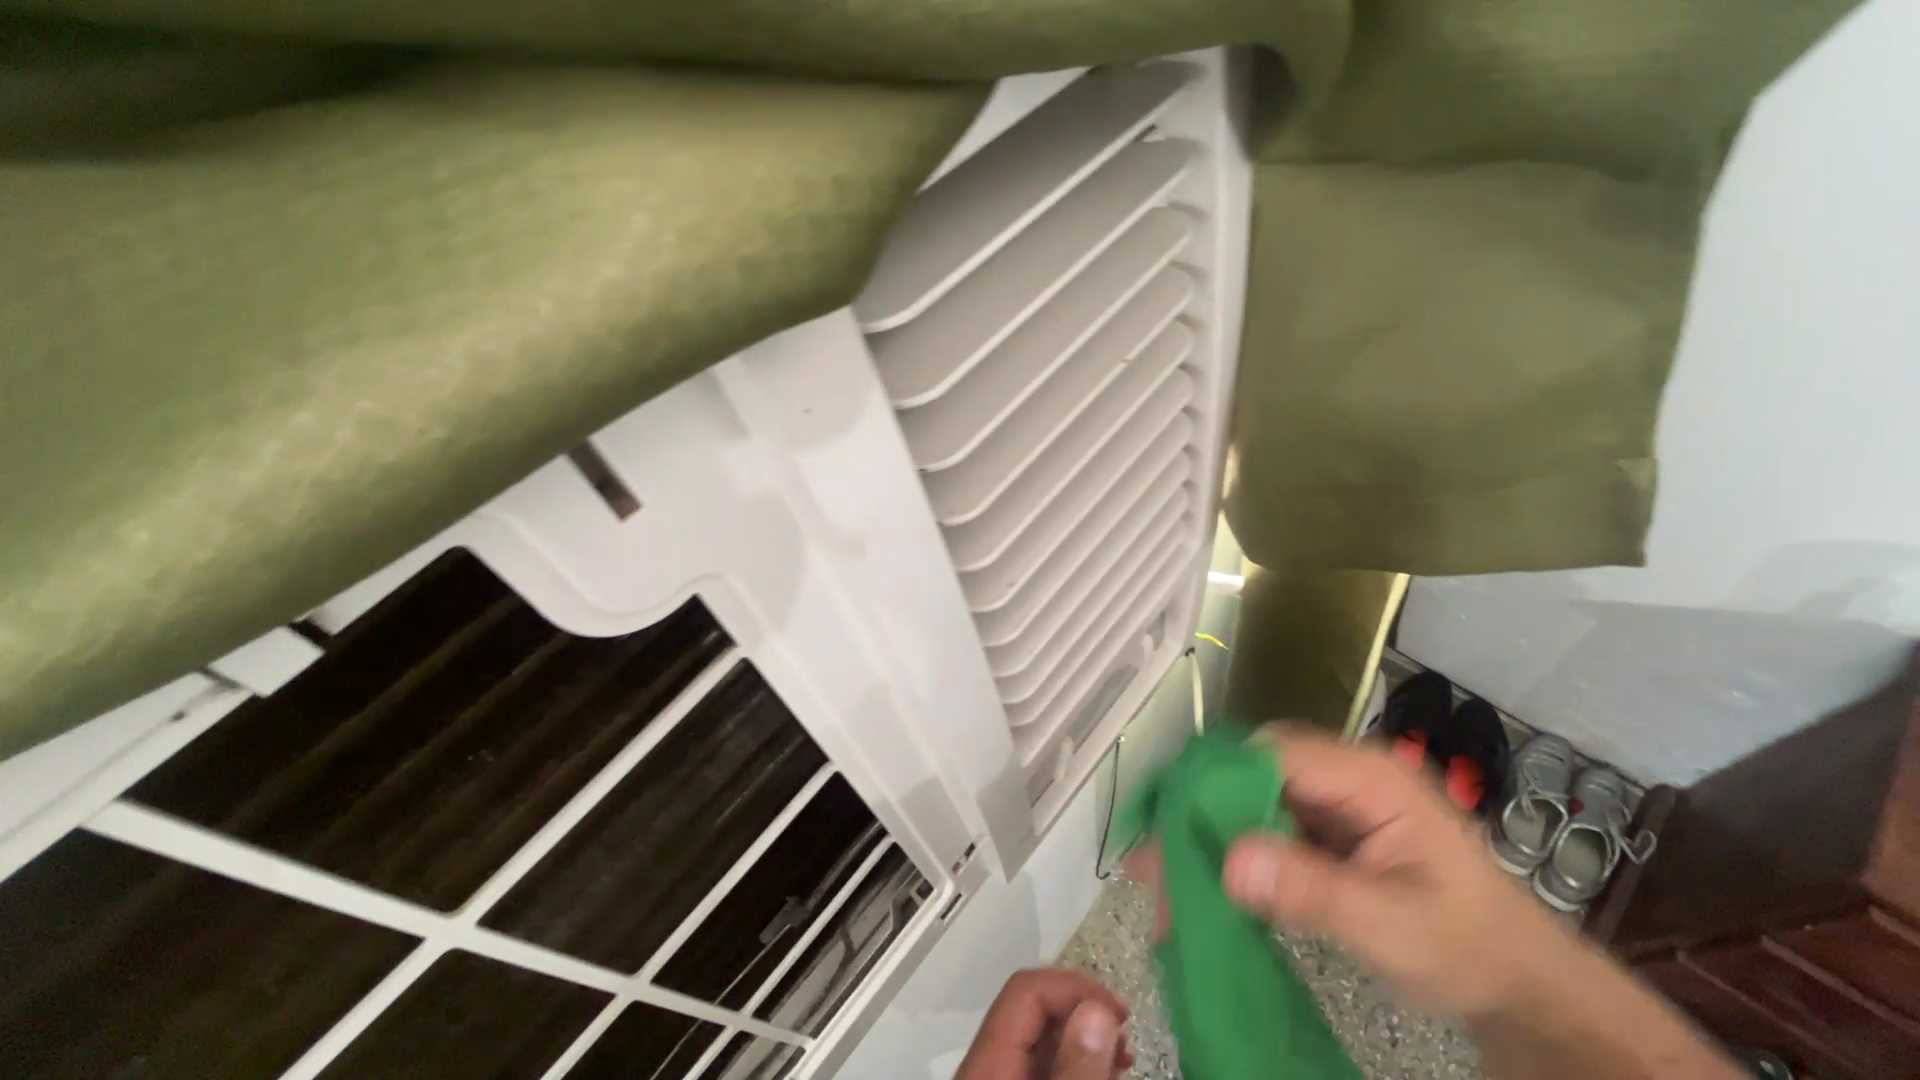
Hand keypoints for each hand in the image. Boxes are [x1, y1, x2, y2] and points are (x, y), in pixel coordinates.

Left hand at [954, 968, 1133, 1078]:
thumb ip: (1076, 1067)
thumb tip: (1098, 1009)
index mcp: (986, 1061)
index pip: (1026, 989)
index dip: (1075, 988)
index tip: (1120, 1012)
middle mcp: (984, 1065)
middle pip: (1031, 1011)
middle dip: (1083, 1012)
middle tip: (1125, 1036)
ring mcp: (994, 1078)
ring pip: (1036, 1040)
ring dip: (1082, 1038)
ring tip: (1121, 1057)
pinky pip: (1036, 1065)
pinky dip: (1070, 1061)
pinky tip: (1098, 1071)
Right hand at [1129, 727, 1575, 1018]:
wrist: (1518, 981)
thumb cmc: (1469, 947)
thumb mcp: (1395, 928)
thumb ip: (1316, 892)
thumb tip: (1231, 861)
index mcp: (1368, 778)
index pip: (1273, 757)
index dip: (1214, 784)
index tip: (1167, 826)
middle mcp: (1344, 777)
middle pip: (1251, 775)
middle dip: (1198, 817)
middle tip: (1152, 865)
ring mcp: (1334, 804)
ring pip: (1251, 802)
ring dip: (1208, 840)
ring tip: (1161, 883)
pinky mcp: (1327, 833)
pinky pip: (1265, 830)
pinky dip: (1232, 858)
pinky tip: (1202, 890)